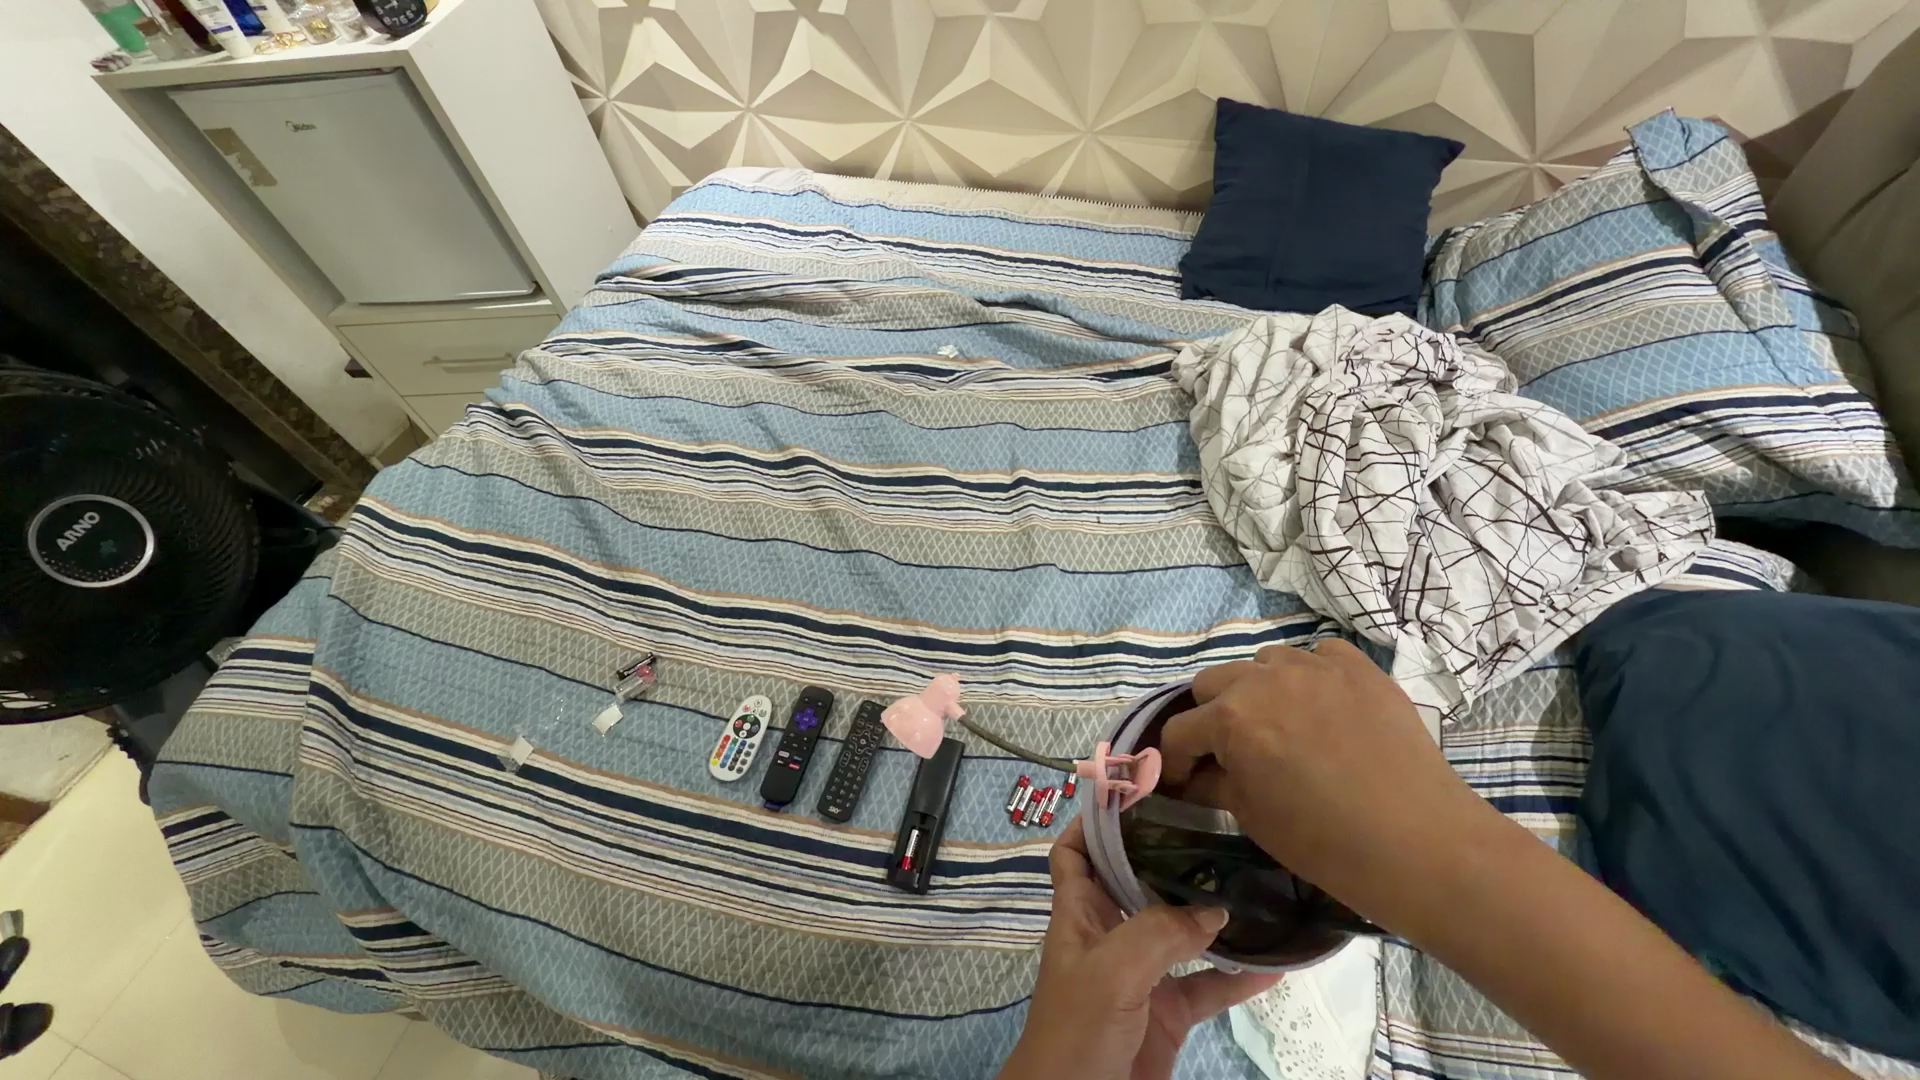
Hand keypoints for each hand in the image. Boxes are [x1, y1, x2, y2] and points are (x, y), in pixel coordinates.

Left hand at [998, 818, 1279, 1079]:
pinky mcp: (1167, 1014)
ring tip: (1254, 885)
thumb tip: (1214, 909)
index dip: (1093, 823)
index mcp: (1078, 913)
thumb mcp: (1111, 972)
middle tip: (1215, 830)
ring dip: (1211, 914)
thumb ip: (1159, 933)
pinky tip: (1276, 964)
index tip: (1136, 797)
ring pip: (1179, 932)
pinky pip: (1207, 987)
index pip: (1074, 852)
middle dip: (1168, 857)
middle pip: (1135, 881)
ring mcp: (1140, 975)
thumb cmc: (1078, 1032)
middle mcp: (1108, 934)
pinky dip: (1238, 977)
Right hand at [1158, 639, 1497, 931]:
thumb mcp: (1252, 816)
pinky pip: (1318, 655)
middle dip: (1210, 717)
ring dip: (1258, 690)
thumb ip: (1215, 783)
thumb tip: (1195, 775)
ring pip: (1263, 662)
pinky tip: (1322, 707)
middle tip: (1229, 751)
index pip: (1180, 730)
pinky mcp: (1359, 668)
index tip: (1182, 780)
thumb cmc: (1326, 842)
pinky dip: (1309, 676)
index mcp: (1231, 719)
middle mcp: (1265, 679)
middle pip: (1213, 683)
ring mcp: (1315, 667)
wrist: (1422, 844)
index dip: (1175, 760)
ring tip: (1279, 724)